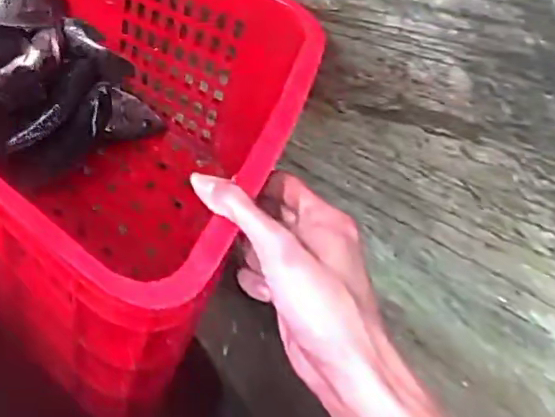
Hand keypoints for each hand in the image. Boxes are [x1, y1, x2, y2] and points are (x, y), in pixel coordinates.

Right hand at [191, 172, 441, 416]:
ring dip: (246, 247)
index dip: (252, 181)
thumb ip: (240, 210)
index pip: (282, 183)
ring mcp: (308, 270)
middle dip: (244, 215)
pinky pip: (267, 272)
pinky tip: (249, 281)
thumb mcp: (277, 248)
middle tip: (217, 211)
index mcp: (325, 220)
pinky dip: (253, 274)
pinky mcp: (297, 295)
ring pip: (267, 243)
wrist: (346, 373)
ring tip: (227, 245)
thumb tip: (208, 181)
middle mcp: (319, 241)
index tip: (222, 181)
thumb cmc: (329, 312)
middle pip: (271, 211)